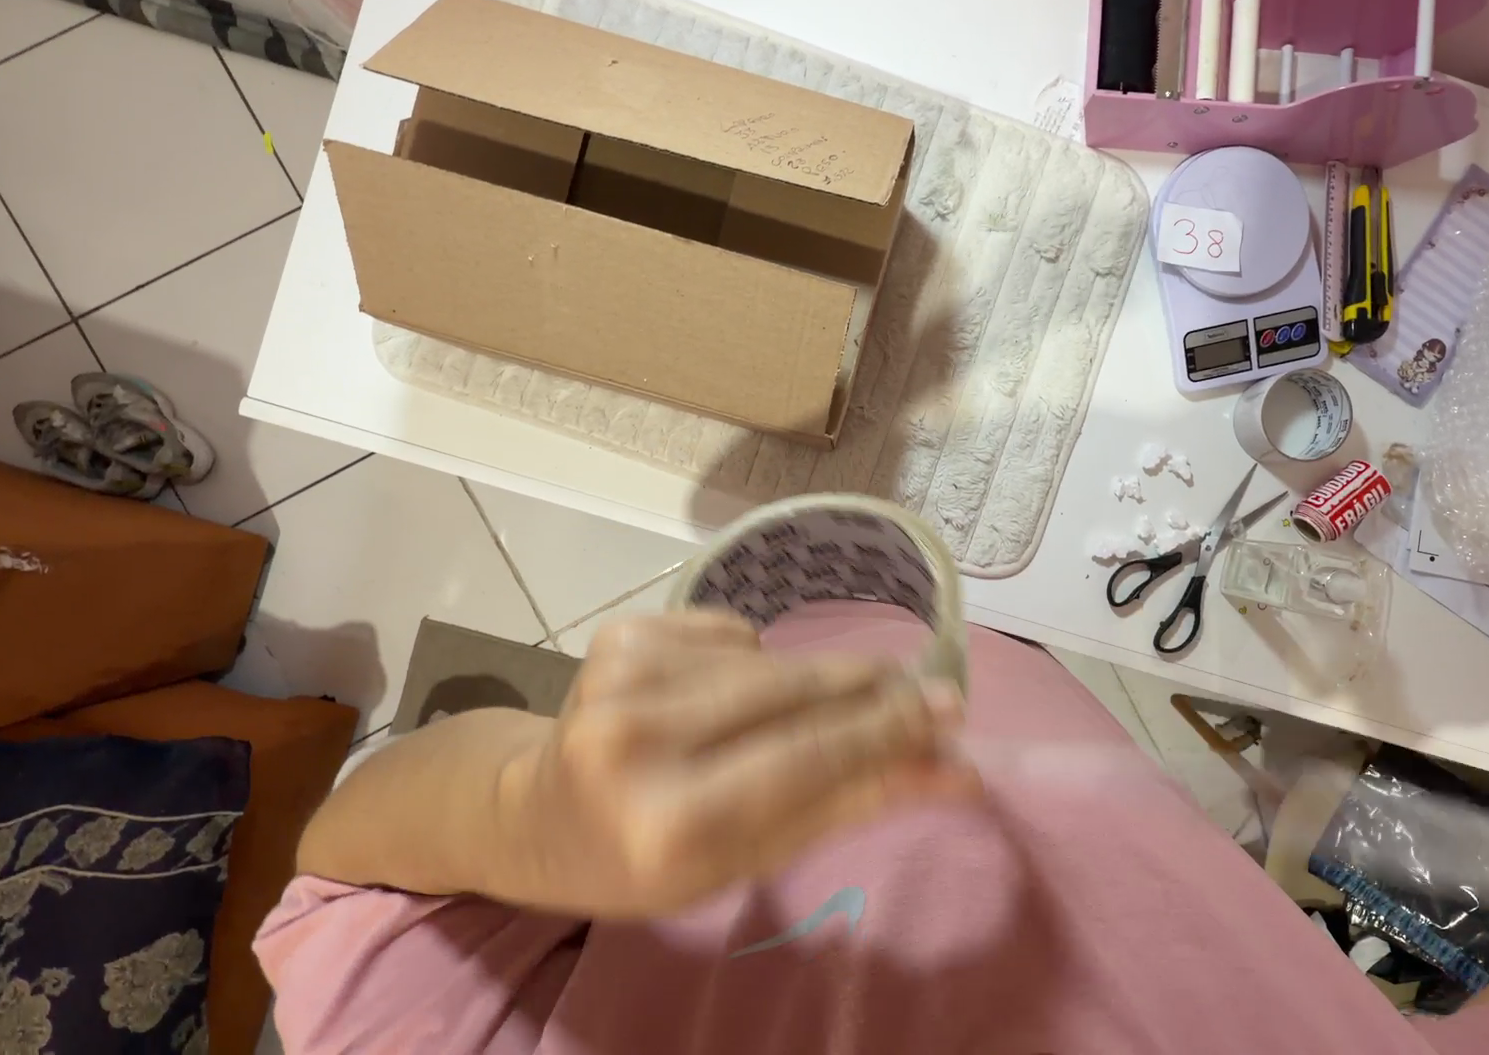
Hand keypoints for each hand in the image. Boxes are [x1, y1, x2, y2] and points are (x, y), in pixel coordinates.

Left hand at [495, 610, 979, 917]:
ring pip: (770, 656)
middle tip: (923, 691)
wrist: (536, 811)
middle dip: (871, 688)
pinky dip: (748, 658)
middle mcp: (638, 738)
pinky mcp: (620, 632)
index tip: (952, 708)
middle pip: (794, 691)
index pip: (809, 758)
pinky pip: (731, 632)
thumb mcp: (748, 855)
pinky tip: (719, 693)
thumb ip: (848, 802)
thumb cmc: (649, 855)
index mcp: (668, 822)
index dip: (889, 729)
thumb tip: (952, 770)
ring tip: (790, 715)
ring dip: (808, 680)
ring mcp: (622, 674)